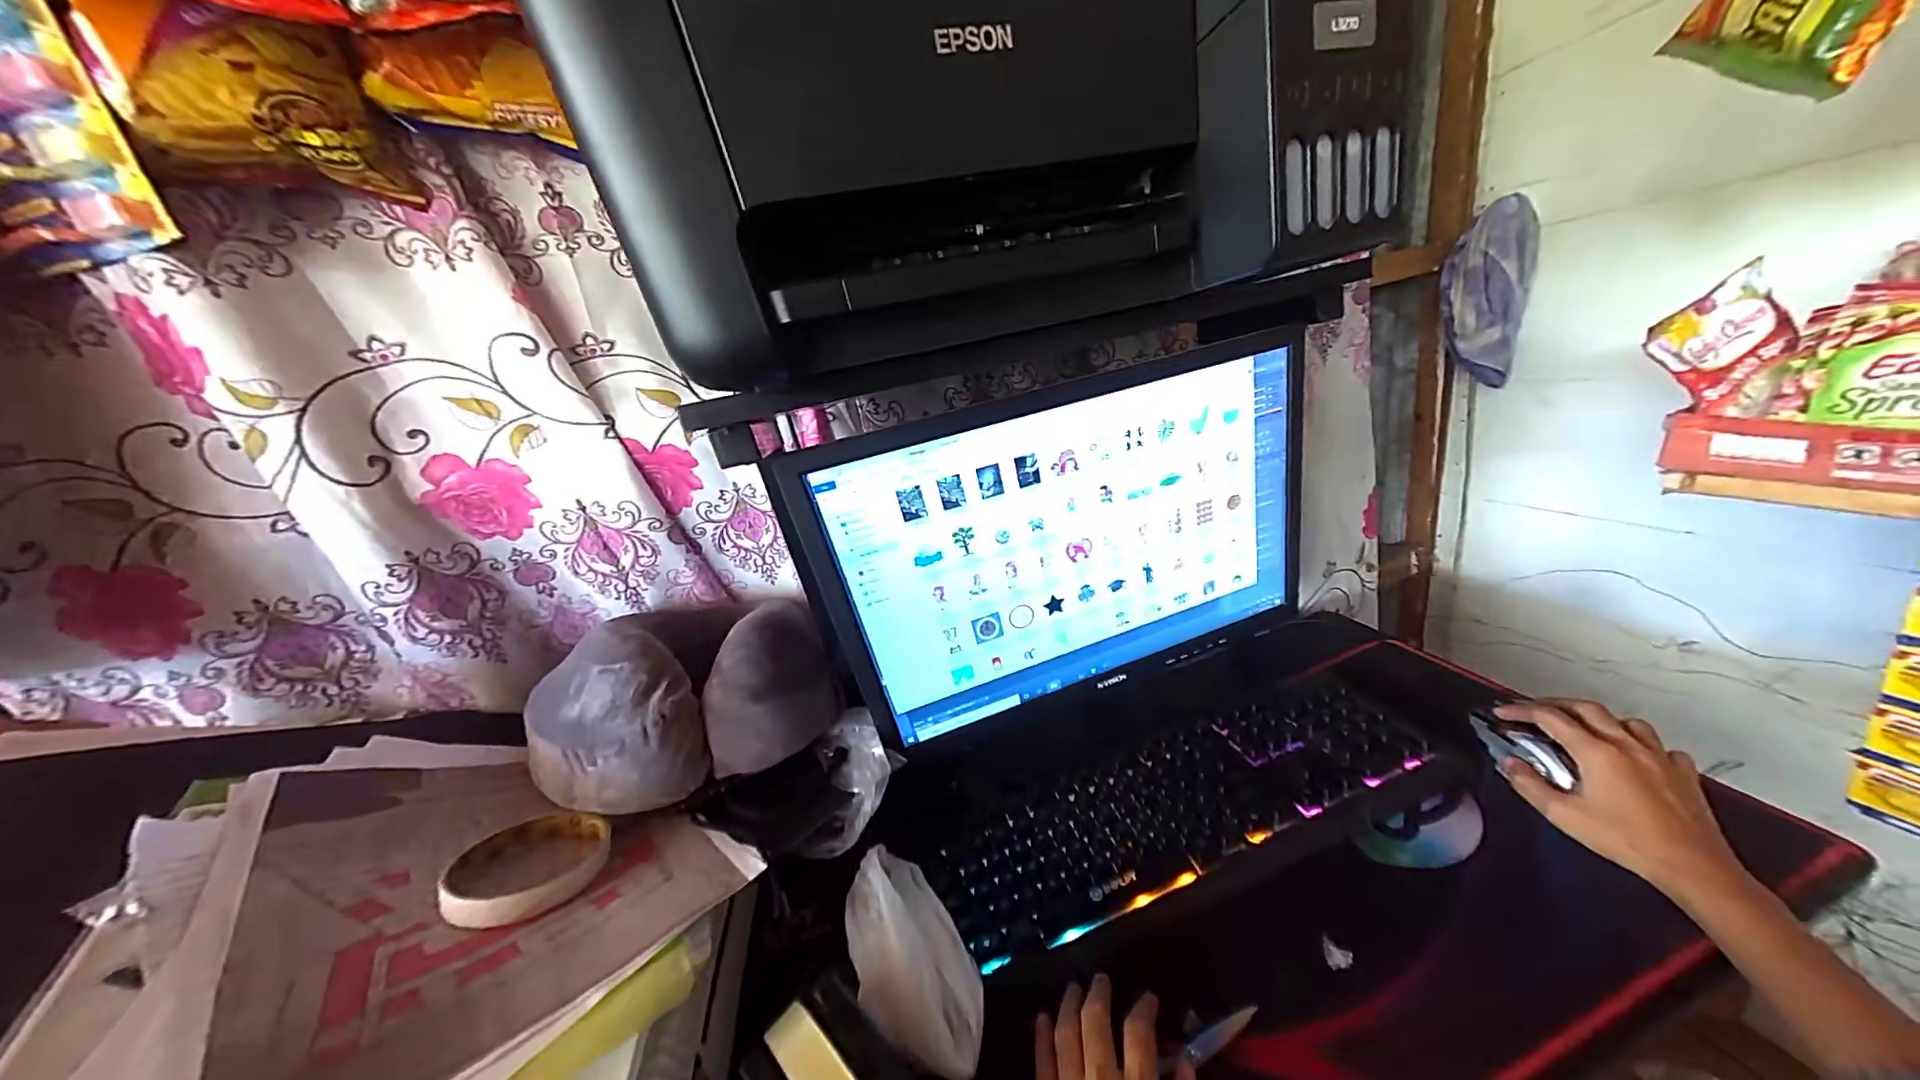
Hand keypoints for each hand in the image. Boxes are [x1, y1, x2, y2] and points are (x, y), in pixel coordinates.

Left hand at [1036, 974, 1191, 1079]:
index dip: (1144, 1010)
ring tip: (1073, 987)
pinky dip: (1041, 1038)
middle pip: (1095, 1025)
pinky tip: (1041, 1016)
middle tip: (1101, 978)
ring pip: (1066, 1037)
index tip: (1148, 997)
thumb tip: (1184, 1059)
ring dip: (1068, 1007)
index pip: (1138, 1035)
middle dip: (1098, 996)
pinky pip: (1042, 1065)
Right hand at [1495, 700, 1744, 896]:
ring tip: (1584, 729)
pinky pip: (1660, 745)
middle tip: (1534, 712)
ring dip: (1599, 719)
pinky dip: (1641, 743)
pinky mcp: (1684, 773)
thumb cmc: (1626, 841)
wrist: (1693, 867)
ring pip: (1626, 721)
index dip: (1521, 710)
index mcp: (1597, 752)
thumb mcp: (1564, 815)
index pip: (1550, 717)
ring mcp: (1660, 757)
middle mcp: (1628, 746)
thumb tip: (1510, 763)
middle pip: (1587, 708)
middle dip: (1554, 704)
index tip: (1503, 713)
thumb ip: (1530, 785)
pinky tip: (1635, 756)